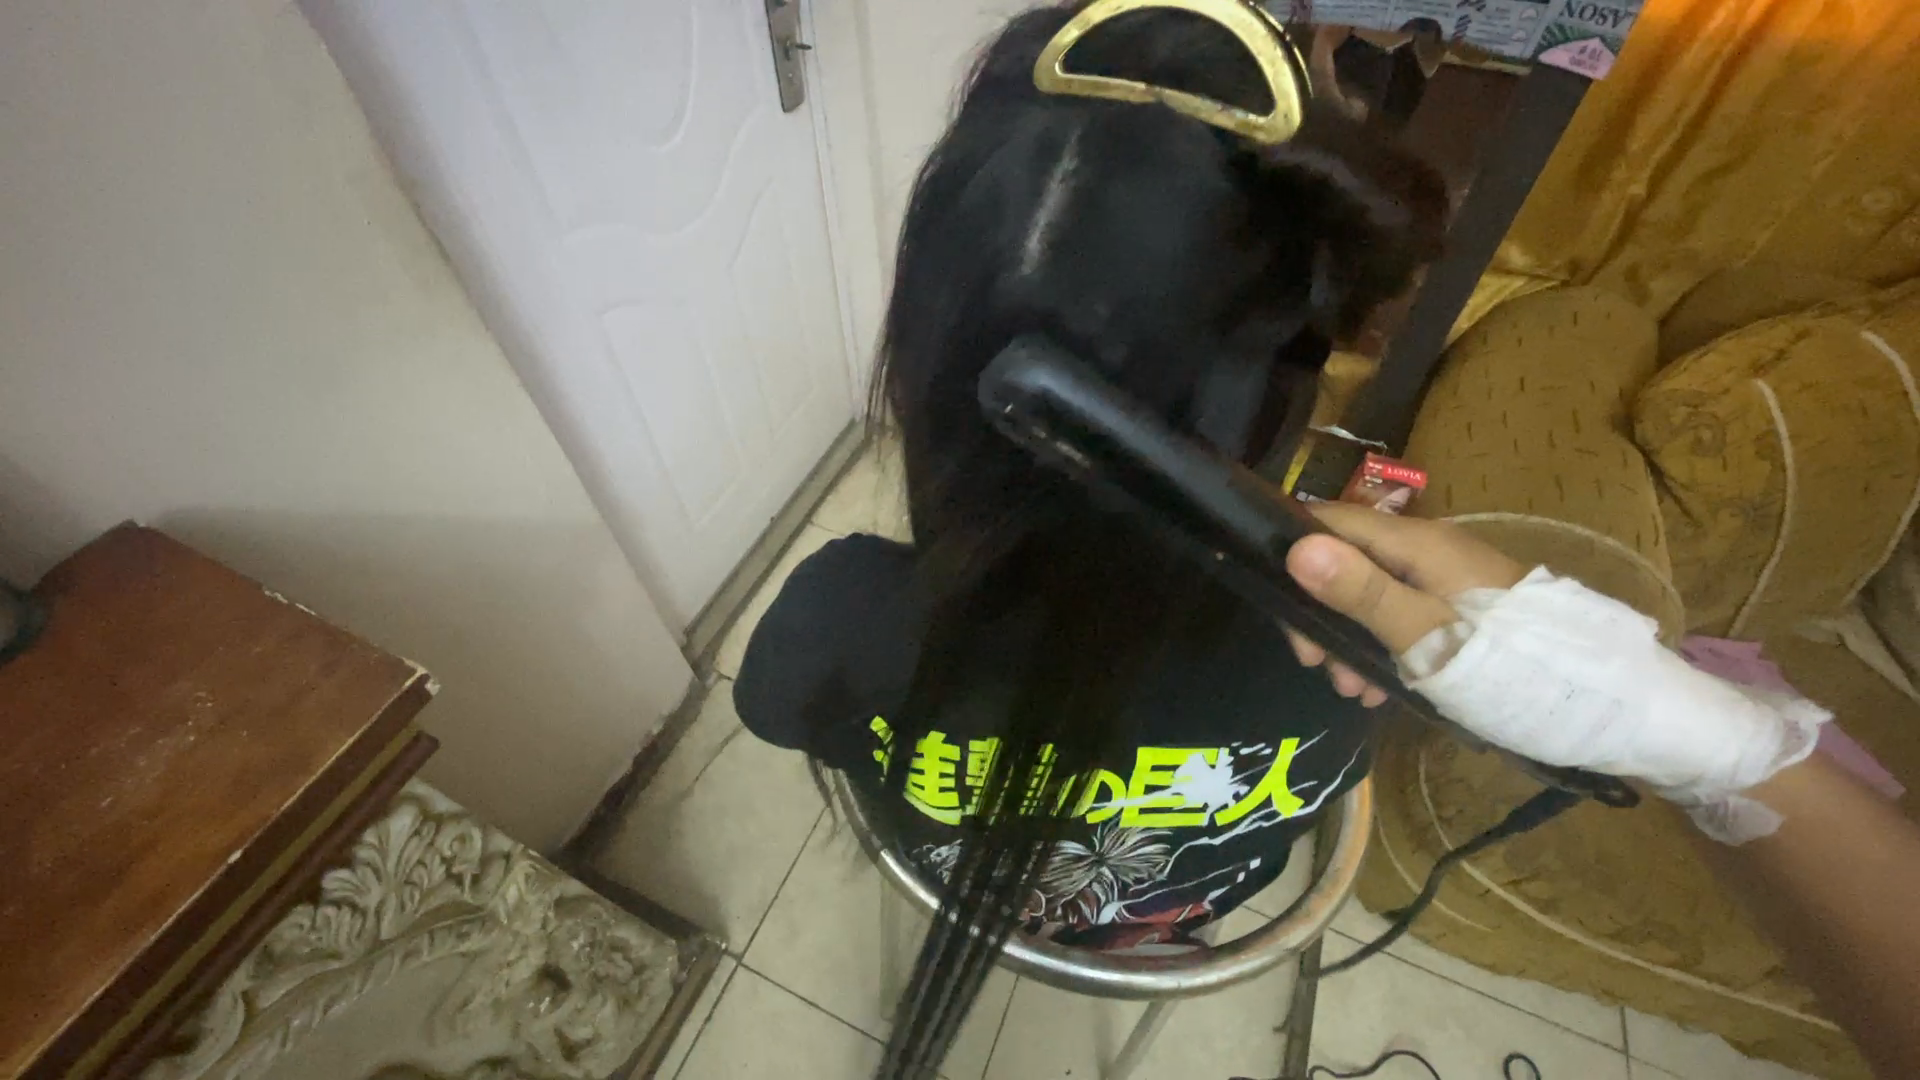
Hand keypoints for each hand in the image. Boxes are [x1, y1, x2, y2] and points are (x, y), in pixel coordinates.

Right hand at [1282, 502, 1524, 705]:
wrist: (1621, 714)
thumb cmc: (1516, 673)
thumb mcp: (1428, 639)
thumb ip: (1362, 593)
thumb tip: (1295, 548)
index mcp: (1418, 544)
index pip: (1326, 522)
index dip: (1292, 557)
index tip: (1285, 615)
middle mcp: (1426, 549)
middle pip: (1342, 561)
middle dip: (1318, 611)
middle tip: (1317, 666)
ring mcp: (1444, 577)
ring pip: (1367, 591)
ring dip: (1345, 637)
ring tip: (1353, 690)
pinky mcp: (1457, 605)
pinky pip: (1396, 612)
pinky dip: (1376, 644)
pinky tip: (1379, 685)